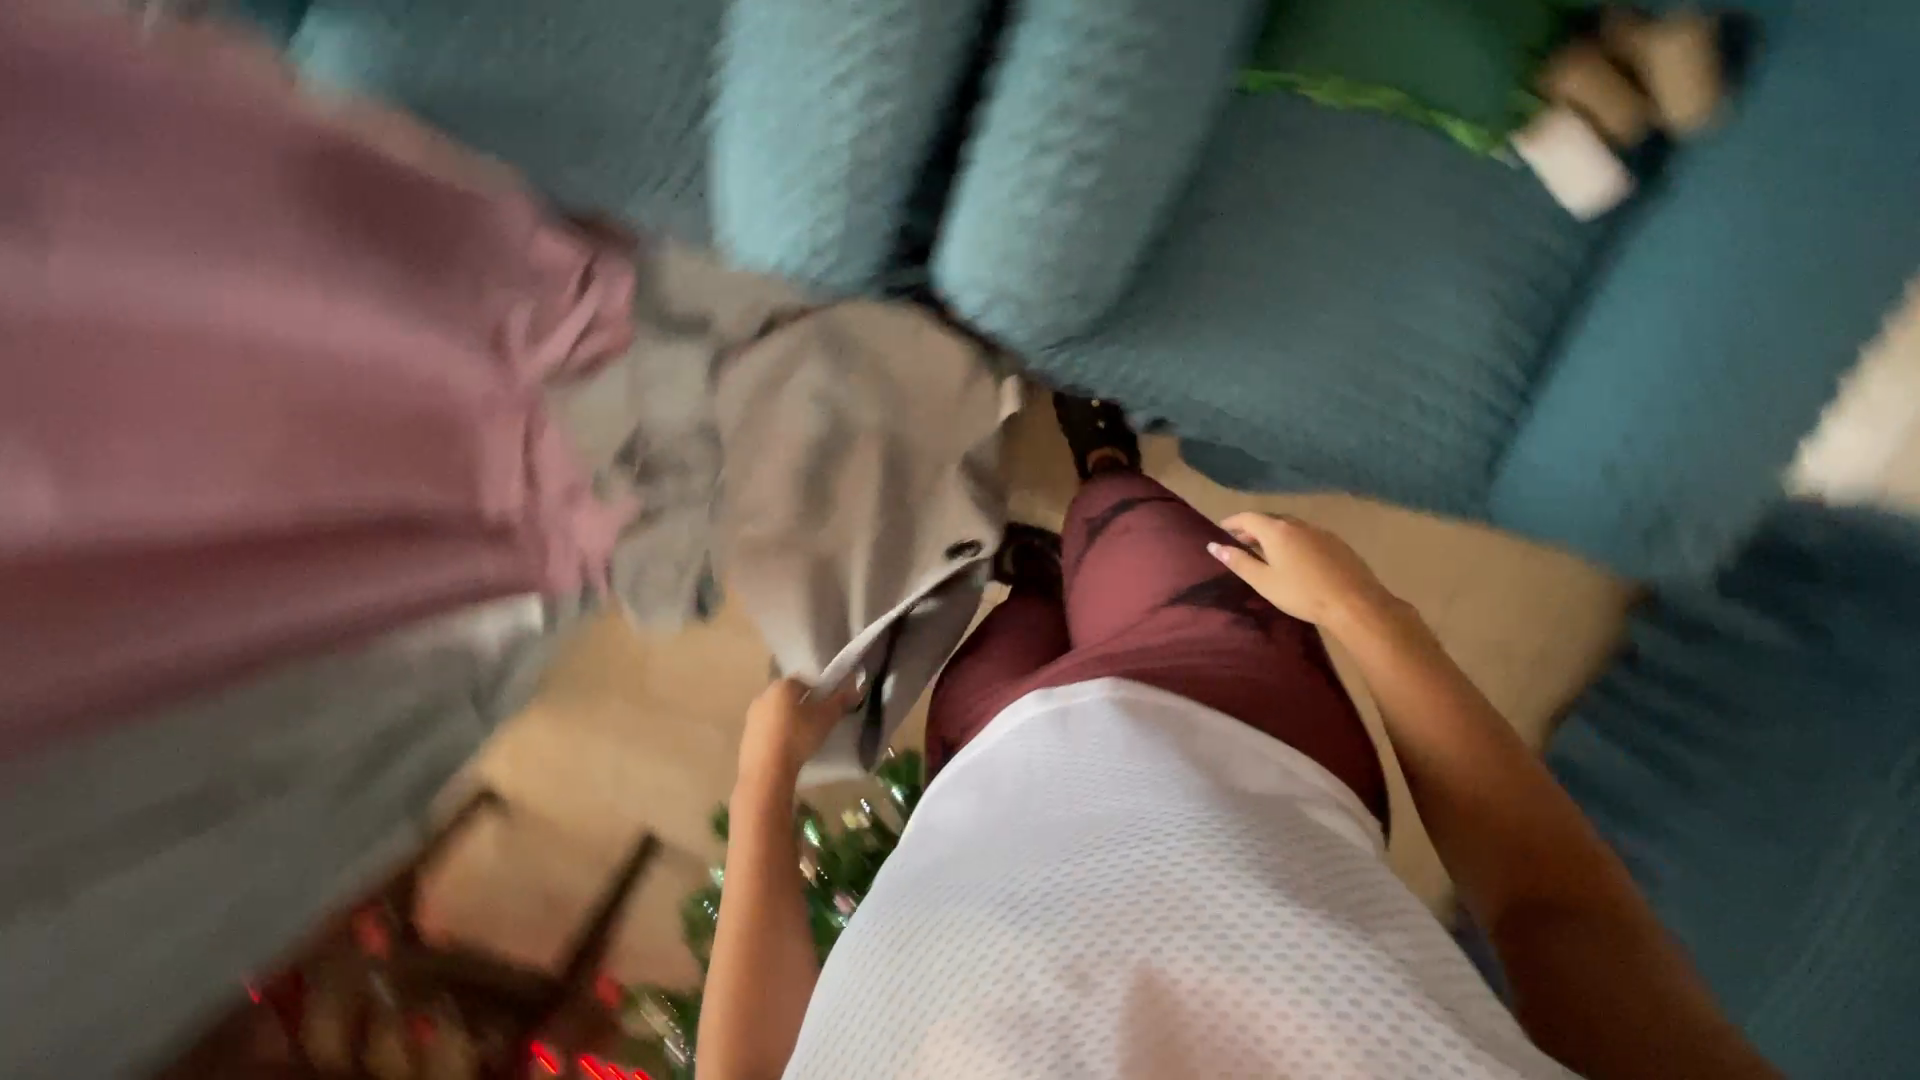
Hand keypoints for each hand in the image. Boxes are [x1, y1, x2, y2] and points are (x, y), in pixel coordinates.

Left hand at [737, 676, 860, 789]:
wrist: (767, 771)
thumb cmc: (799, 737)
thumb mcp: (827, 718)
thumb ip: (841, 701)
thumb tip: (857, 687)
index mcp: (782, 686)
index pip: (804, 682)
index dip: (817, 693)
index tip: (826, 708)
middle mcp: (763, 696)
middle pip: (788, 697)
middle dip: (801, 707)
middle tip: (816, 724)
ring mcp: (751, 717)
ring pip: (776, 714)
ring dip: (788, 722)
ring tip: (802, 740)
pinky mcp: (745, 737)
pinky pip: (766, 731)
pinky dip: (776, 736)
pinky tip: (786, 751)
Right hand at [1209, 512, 1396, 630]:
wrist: (1354, 602)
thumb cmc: (1302, 593)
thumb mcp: (1263, 581)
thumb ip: (1238, 562)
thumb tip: (1214, 546)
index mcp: (1276, 532)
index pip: (1248, 517)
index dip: (1233, 521)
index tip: (1222, 528)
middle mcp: (1297, 525)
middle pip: (1270, 519)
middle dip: (1253, 527)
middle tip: (1241, 541)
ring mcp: (1320, 532)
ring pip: (1290, 526)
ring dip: (1274, 533)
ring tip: (1266, 549)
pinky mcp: (1336, 543)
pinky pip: (1307, 534)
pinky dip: (1293, 539)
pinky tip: (1295, 557)